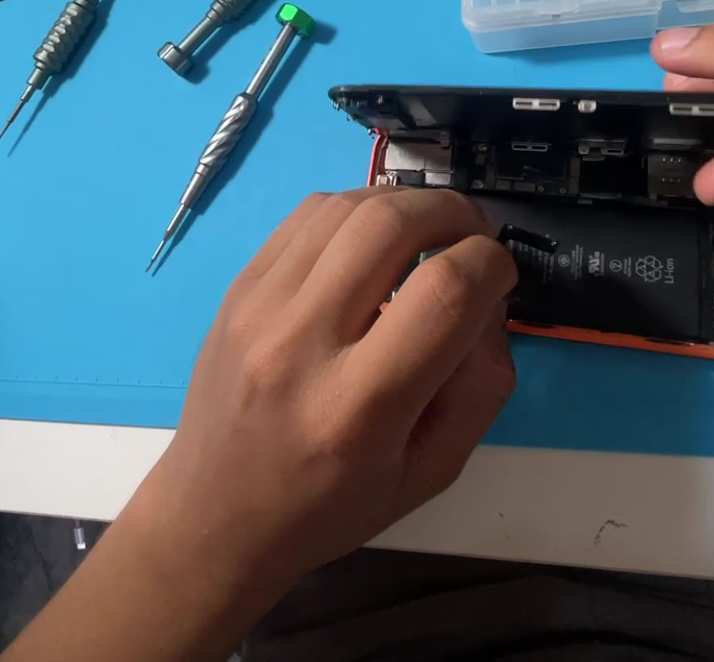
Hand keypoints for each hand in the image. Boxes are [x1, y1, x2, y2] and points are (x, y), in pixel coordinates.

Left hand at [8, 187, 515, 661]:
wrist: (214, 512)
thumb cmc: (330, 505)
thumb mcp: (432, 471)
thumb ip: (482, 384)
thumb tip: (486, 297)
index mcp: (356, 408)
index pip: (443, 294)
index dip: (490, 265)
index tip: (499, 274)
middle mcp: (300, 342)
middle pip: (391, 225)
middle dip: (453, 212)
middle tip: (474, 234)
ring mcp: (259, 303)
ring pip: (346, 206)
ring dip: (406, 202)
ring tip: (430, 228)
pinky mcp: (239, 283)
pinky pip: (308, 213)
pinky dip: (358, 208)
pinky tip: (375, 233)